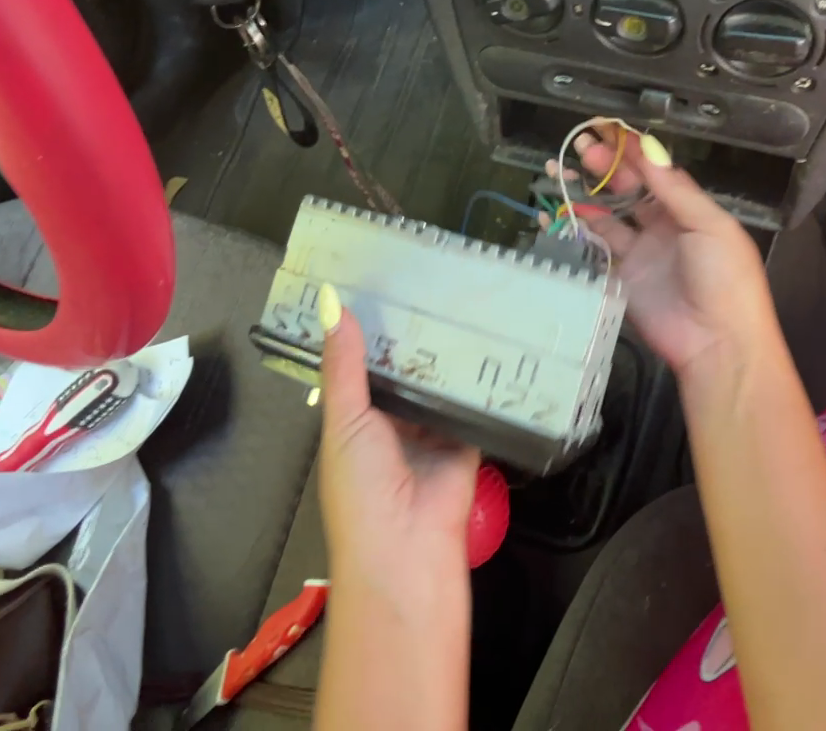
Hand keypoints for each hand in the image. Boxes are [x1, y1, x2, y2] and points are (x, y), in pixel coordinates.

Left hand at [313, 283, 475, 730]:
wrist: (407, 549)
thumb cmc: (361, 485)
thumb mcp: (345, 420)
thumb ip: (345, 364)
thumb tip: (331, 301)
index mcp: (358, 417)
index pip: (365, 361)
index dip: (373, 326)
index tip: (385, 278)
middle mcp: (395, 420)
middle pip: (407, 368)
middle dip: (416, 334)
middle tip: (433, 276)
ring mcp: (433, 430)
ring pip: (441, 382)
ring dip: (448, 352)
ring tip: (464, 296)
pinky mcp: (469, 437)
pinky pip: (474, 402)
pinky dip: (481, 379)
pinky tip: (493, 337)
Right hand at [572, 126, 787, 386]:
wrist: (717, 343)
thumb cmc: (725, 278)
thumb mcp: (709, 225)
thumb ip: (675, 189)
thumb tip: (648, 148)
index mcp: (688, 209)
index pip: (654, 171)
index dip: (630, 151)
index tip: (605, 131)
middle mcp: (662, 225)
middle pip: (627, 188)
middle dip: (604, 167)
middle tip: (581, 149)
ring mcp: (640, 251)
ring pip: (606, 214)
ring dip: (584, 193)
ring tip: (557, 172)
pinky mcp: (622, 276)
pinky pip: (595, 247)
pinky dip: (574, 230)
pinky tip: (555, 214)